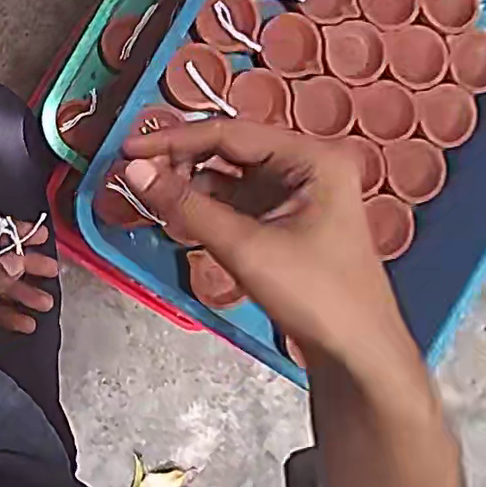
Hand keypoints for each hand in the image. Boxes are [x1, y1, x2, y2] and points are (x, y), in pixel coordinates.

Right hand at [119, 119, 414, 370]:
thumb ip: (184, 204)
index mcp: (311, 158)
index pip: (228, 133)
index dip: (173, 139)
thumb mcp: (243, 245)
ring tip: (151, 195)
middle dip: (181, 160)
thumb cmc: (313, 293)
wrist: (356, 353)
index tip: (128, 149)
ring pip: (227, 174)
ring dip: (189, 183)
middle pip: (228, 149)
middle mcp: (304, 165)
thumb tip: (132, 169)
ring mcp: (293, 192)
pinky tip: (178, 215)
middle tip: (136, 172)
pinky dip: (203, 204)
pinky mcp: (281, 217)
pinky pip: (233, 199)